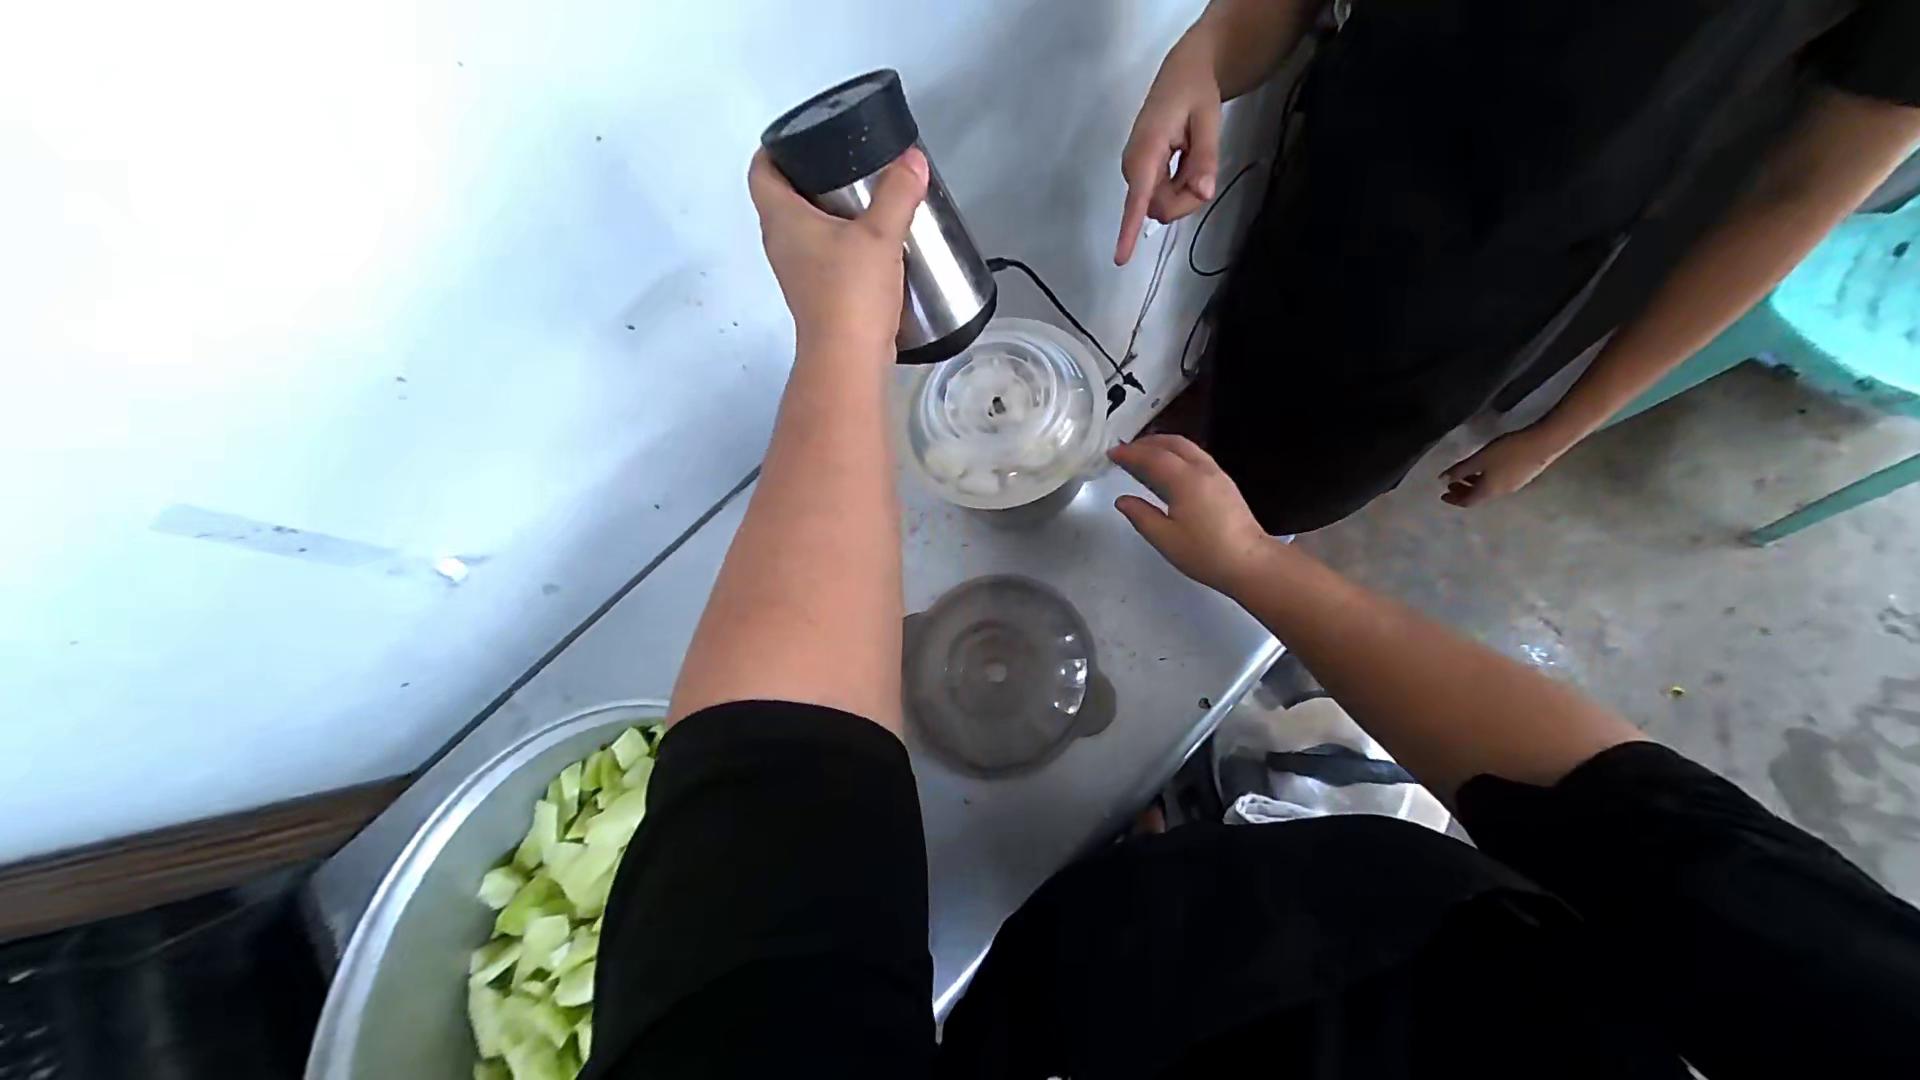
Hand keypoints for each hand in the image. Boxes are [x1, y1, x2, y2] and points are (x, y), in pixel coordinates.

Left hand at [747, 147, 928, 353]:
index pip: (761, 169)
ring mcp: (798, 274)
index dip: (777, 147)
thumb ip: (897, 194)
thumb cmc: (852, 293)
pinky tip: (873, 245)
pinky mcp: (818, 297)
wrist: (848, 360)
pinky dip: (842, 246)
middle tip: (847, 163)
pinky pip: (824, 259)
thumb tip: (914, 159)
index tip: (807, 138)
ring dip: (830, 215)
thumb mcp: (880, 236)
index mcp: (782, 219)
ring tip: (866, 200)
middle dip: (811, 177)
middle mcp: (781, 244)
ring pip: (806, 231)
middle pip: (785, 198)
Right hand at [1109, 435, 1277, 593]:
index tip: (1111, 453)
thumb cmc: (1205, 553)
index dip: (1130, 453)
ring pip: (1187, 447)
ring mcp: (1217, 475)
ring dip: (1163, 446)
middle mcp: (1203, 470)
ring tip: (1144, 455)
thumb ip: (1140, 515)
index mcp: (1185, 481)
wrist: (1250, 562)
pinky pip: (1196, 457)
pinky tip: (1168, 469)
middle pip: (1172, 444)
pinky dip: (1176, 454)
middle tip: (1126, 450)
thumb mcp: (1165, 538)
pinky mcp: (1225, 484)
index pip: (1152, 457)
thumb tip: (1122, 500)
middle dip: (1146, 443)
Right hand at [1115, 41, 1222, 264]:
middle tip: (1204, 166)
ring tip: (1191, 157)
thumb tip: (1203, 193)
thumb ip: (1205, 157)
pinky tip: (1182, 163)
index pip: (1139, 196)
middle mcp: (1134, 167)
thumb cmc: (1195, 91)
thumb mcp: (1209, 119)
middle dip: (1187, 198)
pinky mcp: (1139, 179)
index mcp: (1147, 150)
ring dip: (1184, 193)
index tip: (1120, 258)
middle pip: (1159, 208)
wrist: (1181, 74)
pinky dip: (1179, 188)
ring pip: (1160, 207)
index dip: (1130, 229)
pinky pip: (1159, 200)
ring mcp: (1134, 175)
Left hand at [1440, 428, 1567, 506]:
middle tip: (1450, 484)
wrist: (1546, 442)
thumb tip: (1442, 480)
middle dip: (1462, 492)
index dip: (1453, 500)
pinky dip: (1485, 479)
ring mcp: (1515, 484)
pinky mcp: (1524, 476)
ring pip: (1488, 489)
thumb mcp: (1479, 459)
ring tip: (1463, 476)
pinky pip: (1498, 483)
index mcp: (1490, 490)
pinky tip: (1484, 469)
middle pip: (1478, 496)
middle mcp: (1502, 492)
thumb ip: (1460, 470)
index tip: (1442, 495)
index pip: (1467, 501)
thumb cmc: (1508, 451)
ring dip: (1473, 484)